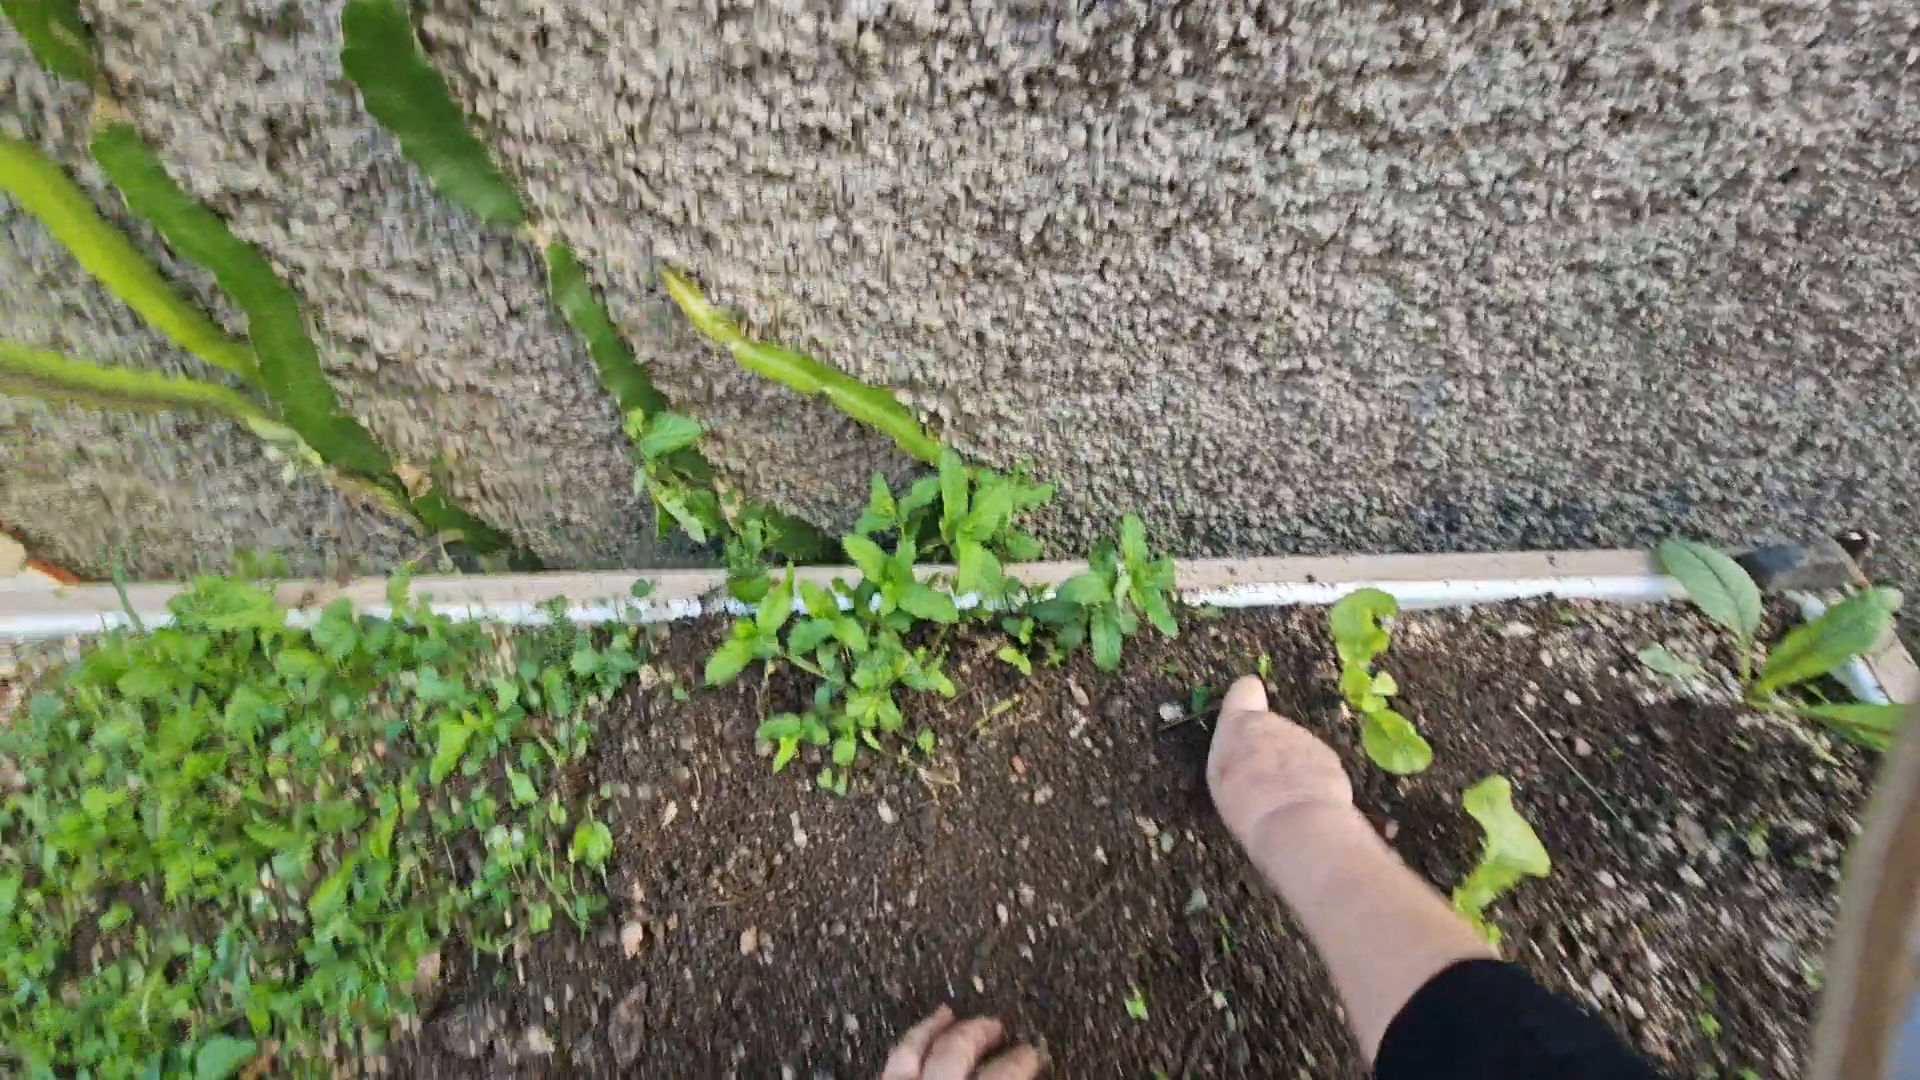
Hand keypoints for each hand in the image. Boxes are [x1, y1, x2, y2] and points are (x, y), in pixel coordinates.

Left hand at [880, 1006, 1041, 1078]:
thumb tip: (1020, 1068)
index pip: (1000, 1075)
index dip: (1019, 1062)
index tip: (1032, 1052)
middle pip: (955, 1051)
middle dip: (978, 1032)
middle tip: (997, 1024)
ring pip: (911, 1049)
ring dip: (932, 1027)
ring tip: (949, 1012)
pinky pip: (892, 1062)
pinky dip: (909, 1045)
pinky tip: (916, 1043)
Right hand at [1207, 676, 1352, 840]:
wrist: (1297, 822)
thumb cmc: (1245, 800)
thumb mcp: (1222, 775)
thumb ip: (1233, 751)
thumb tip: (1243, 744)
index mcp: (1242, 723)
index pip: (1245, 690)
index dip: (1245, 695)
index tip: (1245, 701)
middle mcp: (1276, 723)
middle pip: (1271, 727)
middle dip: (1269, 746)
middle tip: (1261, 777)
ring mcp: (1307, 739)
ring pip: (1296, 748)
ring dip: (1292, 765)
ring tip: (1284, 798)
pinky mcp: (1332, 760)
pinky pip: (1317, 767)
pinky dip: (1313, 781)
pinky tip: (1306, 804)